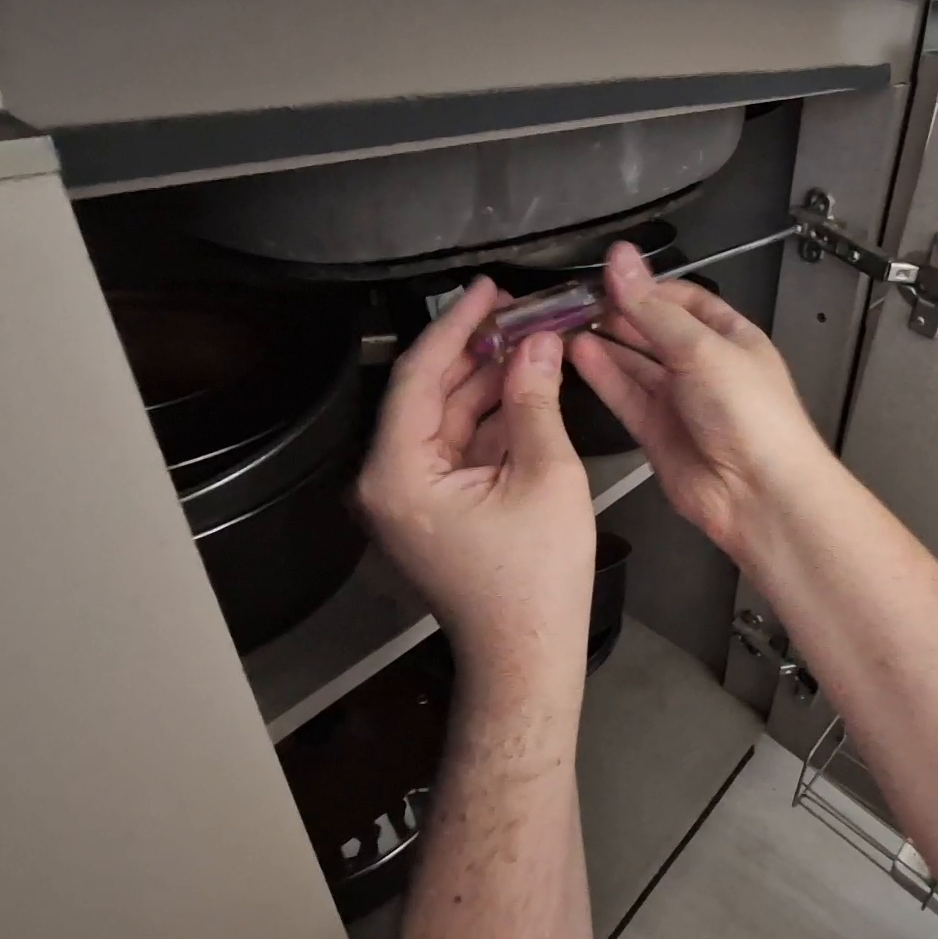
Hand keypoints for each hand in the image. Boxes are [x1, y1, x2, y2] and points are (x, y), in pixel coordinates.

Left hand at [355, 277, 596, 683]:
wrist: (529, 649)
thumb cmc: (535, 574)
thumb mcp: (546, 474)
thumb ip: (535, 401)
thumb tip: (539, 343)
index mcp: (399, 471)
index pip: (420, 375)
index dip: (458, 326)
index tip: (489, 289)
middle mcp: (391, 479)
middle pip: (434, 394)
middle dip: (482, 351)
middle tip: (527, 313)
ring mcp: (414, 495)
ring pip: (452, 418)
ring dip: (493, 382)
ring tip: (536, 343)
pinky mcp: (440, 507)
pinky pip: (464, 447)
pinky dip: (496, 418)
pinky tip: (530, 389)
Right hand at [569, 244, 830, 554]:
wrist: (759, 493)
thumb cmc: (751, 415)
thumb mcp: (702, 349)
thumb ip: (654, 308)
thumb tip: (622, 259)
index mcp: (732, 338)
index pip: (684, 300)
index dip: (647, 286)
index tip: (607, 273)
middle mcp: (706, 366)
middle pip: (655, 330)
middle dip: (619, 312)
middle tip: (576, 296)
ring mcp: (681, 400)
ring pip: (635, 363)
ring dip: (604, 341)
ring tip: (565, 319)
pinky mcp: (657, 431)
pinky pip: (625, 395)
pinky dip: (602, 374)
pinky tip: (577, 352)